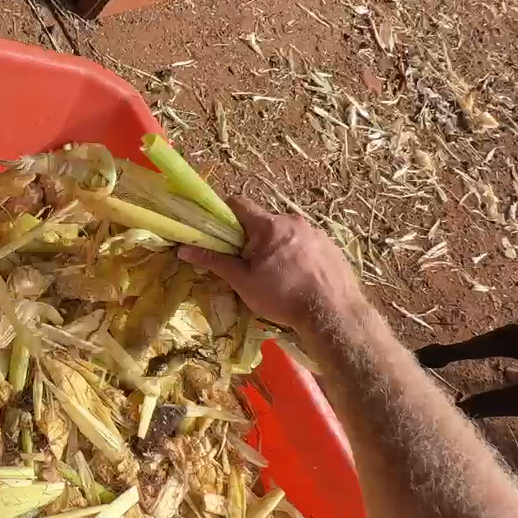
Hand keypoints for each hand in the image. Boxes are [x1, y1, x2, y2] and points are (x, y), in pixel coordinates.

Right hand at [179, 196, 366, 339]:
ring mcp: (316, 232)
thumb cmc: (283, 296)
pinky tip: (300, 277)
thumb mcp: (243, 281)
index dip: (225, 215)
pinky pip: (306, 242)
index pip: (238, 203)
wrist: (334, 314)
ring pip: (285, 232)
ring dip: (276, 246)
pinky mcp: (332, 246)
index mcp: (267, 225)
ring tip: (278, 274)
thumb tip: (184, 250)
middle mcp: (292, 221)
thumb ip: (214, 261)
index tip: (221, 233)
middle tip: (249, 263)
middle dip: (253, 237)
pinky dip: (298, 254)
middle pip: (263, 221)